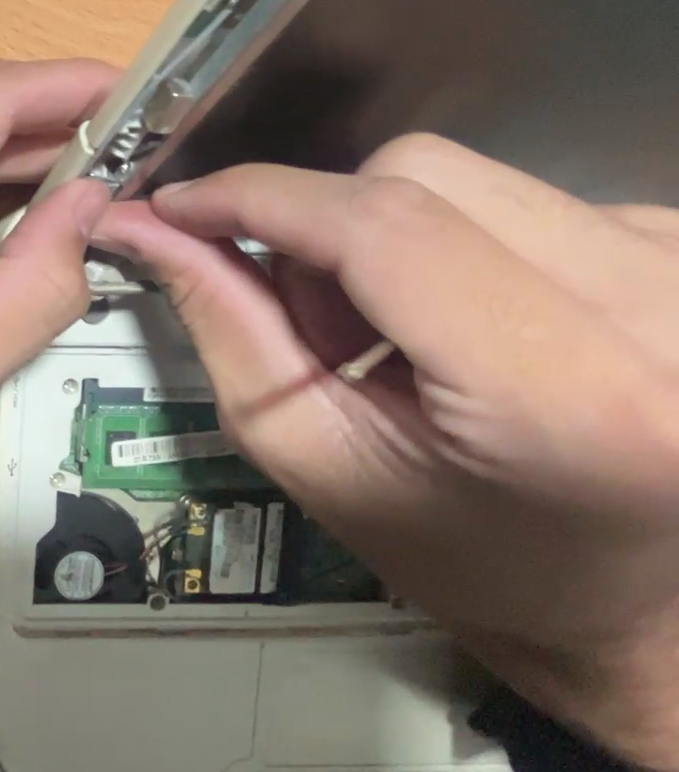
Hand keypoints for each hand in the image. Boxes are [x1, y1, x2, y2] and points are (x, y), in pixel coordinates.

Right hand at [94, 134, 678, 771]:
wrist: (625, 596)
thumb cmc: (449, 546)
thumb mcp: (302, 446)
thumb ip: (222, 321)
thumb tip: (144, 223)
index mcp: (562, 395)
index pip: (382, 229)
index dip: (257, 199)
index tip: (171, 207)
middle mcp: (662, 312)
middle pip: (418, 176)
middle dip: (318, 227)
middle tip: (310, 319)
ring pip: (460, 175)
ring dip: (380, 236)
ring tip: (391, 330)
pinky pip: (509, 192)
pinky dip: (444, 239)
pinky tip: (456, 318)